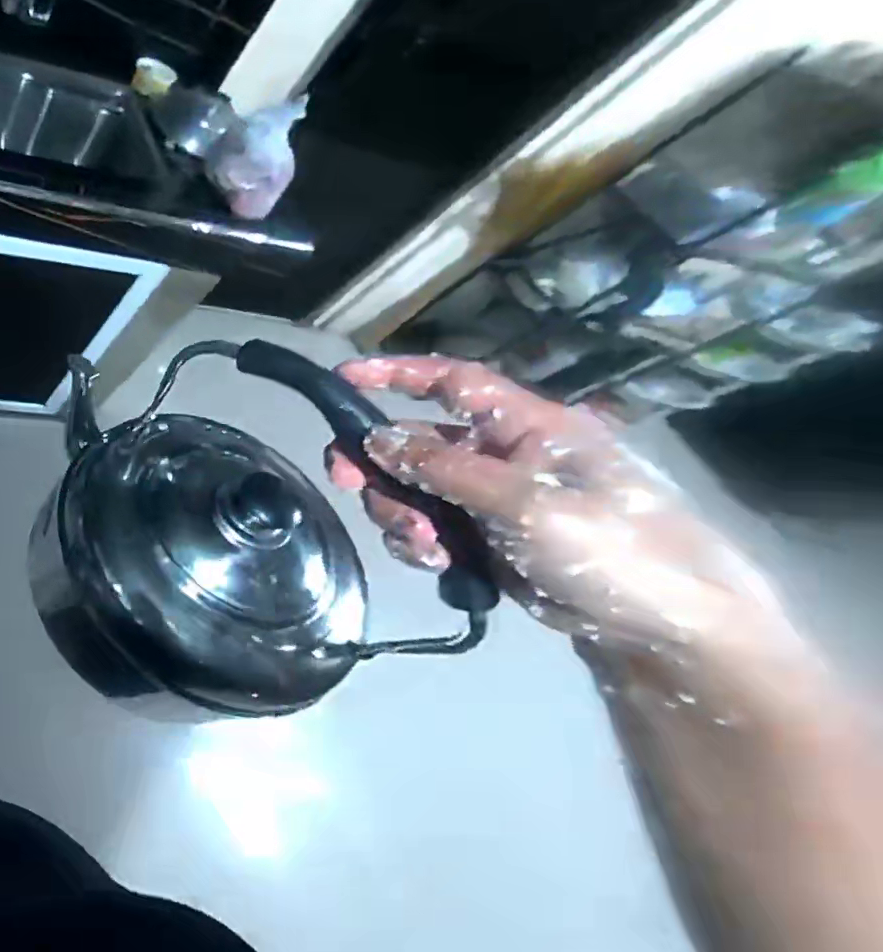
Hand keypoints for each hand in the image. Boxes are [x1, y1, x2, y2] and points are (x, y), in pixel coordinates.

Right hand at [322, 356, 782, 655]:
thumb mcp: (525, 504)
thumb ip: (443, 468)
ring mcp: (487, 497)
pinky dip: (417, 543)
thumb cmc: (614, 551)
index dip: (395, 373)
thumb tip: (372, 438)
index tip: (342, 377)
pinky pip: (423, 526)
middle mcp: (500, 454)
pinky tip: (438, 565)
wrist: (664, 634)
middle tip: (343, 484)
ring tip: (426, 548)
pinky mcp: (480, 536)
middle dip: (374, 465)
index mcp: (527, 428)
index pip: (452, 381)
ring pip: (409, 489)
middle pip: (411, 441)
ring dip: (399, 515)